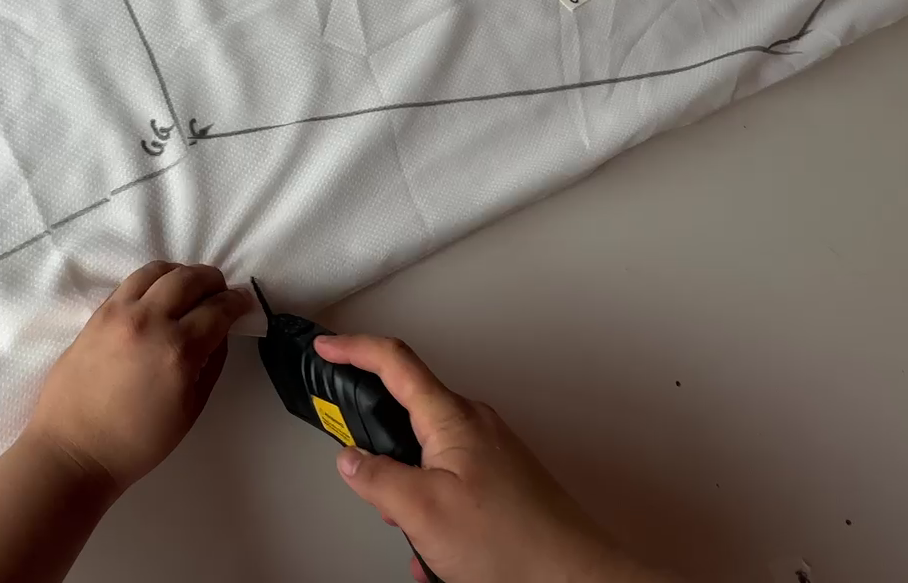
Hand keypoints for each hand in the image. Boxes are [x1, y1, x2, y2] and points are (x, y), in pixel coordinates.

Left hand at [20, 261, 251, 494]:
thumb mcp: (190, 410)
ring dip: (182, 273)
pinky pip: (132, 281)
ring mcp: (120, 313)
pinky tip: (159, 293)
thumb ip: (211, 364)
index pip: (217, 310)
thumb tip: (219, 332)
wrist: (74, 449)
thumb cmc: (137, 442)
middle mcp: (150, 322)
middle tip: (220, 290)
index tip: (244, 301)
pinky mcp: (99, 312)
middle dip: (213, 280)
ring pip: (159, 270)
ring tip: (189, 287)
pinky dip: (154, 279)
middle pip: (190, 279)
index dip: (236, 302)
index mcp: (178, 352)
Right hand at [313, 334, 670, 582]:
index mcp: (451, 416)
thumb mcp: (423, 511)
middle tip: (361, 464)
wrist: (580, 581)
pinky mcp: (502, 479)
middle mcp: (473, 423)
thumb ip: (377, 478)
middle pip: (408, 407)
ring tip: (413, 533)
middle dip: (379, 441)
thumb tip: (352, 460)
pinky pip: (452, 478)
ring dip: (409, 488)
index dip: (353, 347)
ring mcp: (491, 450)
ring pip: (429, 452)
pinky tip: (440, 553)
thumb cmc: (513, 544)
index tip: (327, 347)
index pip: (393, 360)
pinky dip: (434, 506)